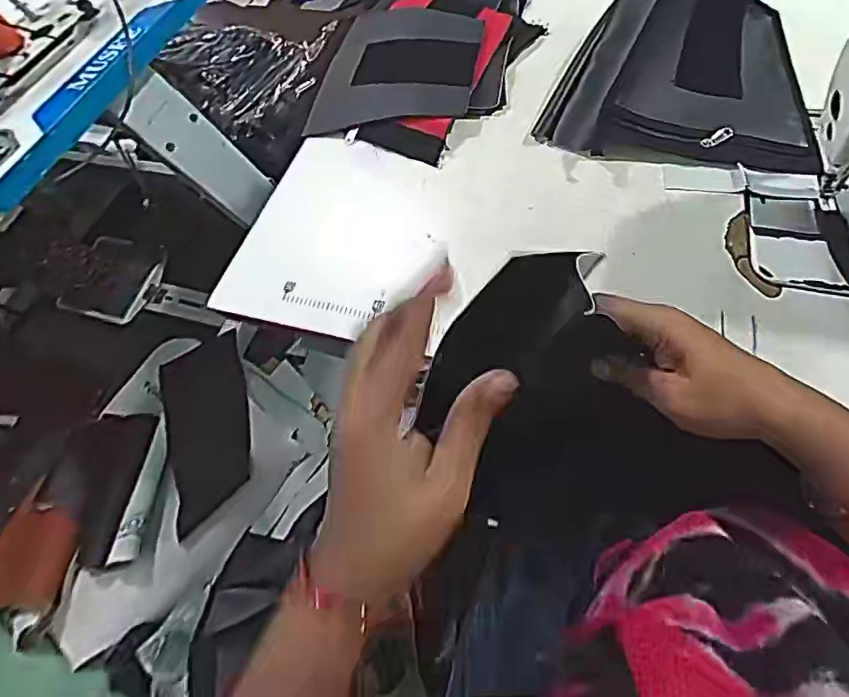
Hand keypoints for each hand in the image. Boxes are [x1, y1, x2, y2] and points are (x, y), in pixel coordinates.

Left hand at [310, 267, 518, 606]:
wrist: (350, 573)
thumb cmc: (394, 537)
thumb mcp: (447, 484)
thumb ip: (471, 422)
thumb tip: (499, 379)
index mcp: (376, 412)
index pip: (402, 337)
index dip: (423, 298)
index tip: (443, 274)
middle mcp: (355, 402)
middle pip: (375, 329)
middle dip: (408, 296)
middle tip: (440, 280)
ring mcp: (348, 409)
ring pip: (367, 344)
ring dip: (398, 316)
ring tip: (431, 302)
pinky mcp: (351, 419)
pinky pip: (368, 364)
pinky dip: (390, 342)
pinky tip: (413, 348)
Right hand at [592, 294, 848, 502]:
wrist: (776, 411)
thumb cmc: (732, 400)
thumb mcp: (668, 396)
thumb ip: (627, 376)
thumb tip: (599, 365)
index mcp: (661, 321)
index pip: (607, 306)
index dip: (582, 320)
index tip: (564, 339)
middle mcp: (669, 319)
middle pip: (617, 317)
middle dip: (596, 336)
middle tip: (577, 364)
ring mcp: (678, 331)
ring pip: (632, 331)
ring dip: (616, 348)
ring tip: (600, 373)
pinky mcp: (685, 345)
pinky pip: (648, 343)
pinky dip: (635, 355)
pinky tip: (630, 377)